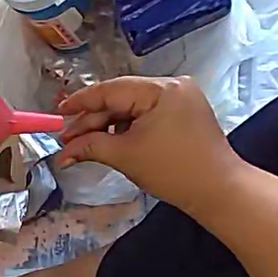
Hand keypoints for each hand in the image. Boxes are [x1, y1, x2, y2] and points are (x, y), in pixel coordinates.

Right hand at [56, 76, 248, 216]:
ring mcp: (182, 98)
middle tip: (68, 140)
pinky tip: (111, 142)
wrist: (218, 191)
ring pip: (134, 107)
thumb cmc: (173, 171)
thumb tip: (64, 150)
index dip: (81, 102)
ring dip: (109, 126)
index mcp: (161, 89)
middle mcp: (173, 85)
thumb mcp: (126, 156)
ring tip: (86, 144)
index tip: (58, 112)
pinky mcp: (185, 113)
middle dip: (94, 120)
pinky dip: (129, 128)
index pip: (111, 90)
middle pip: (122, 98)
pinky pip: (148, 114)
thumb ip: (90, 146)